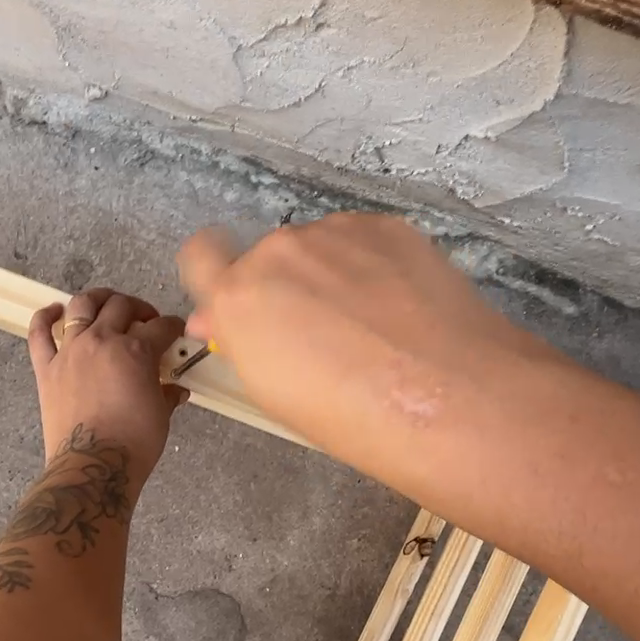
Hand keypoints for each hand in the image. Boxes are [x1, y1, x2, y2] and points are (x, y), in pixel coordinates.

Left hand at [27, 289, 187, 482]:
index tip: (175, 330)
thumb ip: (166, 395)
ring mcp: (71, 351)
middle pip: (122, 306)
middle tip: (146, 320)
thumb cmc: (132, 444)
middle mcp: (102, 341)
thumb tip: (175, 391)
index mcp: (136, 351)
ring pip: (82, 306)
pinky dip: (44, 316)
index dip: (172, 326)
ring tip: (107, 304)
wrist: (92, 466)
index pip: (160, 327)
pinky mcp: (46, 368)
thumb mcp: (160, 416)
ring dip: (98, 299)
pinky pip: (39, 333)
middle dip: (139, 308)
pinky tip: (54, 310)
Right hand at [176, 214, 569, 471]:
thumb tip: (218, 318)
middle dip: (282, 287)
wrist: (440, 392)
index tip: (237, 301)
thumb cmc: (342, 413)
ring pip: (316, 248)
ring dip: (327, 275)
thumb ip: (239, 341)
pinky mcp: (385, 227)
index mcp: (237, 296)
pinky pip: (359, 241)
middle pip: (266, 258)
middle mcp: (278, 251)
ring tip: (369, 322)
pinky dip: (369, 266)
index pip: (199, 255)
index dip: (213, 275)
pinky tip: (398, 306)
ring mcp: (335, 232)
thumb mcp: (270, 390)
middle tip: (319, 332)